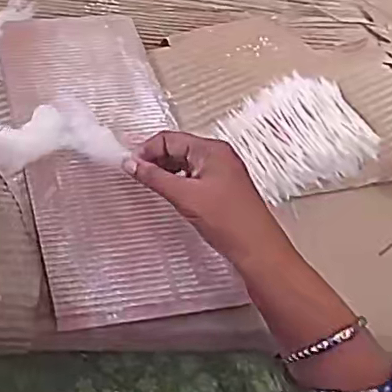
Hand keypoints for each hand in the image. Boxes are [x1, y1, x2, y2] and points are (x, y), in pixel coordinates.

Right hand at [125, 131, 287, 260]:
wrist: (259, 252)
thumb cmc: (233, 223)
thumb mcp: (184, 196)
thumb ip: (154, 177)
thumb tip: (132, 164)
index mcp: (212, 150)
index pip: (169, 138)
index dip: (147, 150)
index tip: (132, 165)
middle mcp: (218, 156)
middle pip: (176, 148)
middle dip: (154, 160)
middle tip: (137, 174)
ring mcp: (221, 172)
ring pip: (182, 162)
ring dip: (164, 171)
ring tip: (151, 185)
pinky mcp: (221, 187)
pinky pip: (191, 176)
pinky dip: (176, 181)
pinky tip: (170, 194)